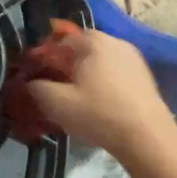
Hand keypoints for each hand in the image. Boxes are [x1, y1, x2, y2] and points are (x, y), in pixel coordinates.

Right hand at [25, 28, 176, 152]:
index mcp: (92, 41)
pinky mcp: (144, 76)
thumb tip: (29, 82)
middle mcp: (114, 41)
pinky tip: (99, 104)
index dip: (43, 59)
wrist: (147, 137)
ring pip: (98, 62)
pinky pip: (114, 73)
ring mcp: (133, 57)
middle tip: (55, 90)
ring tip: (76, 99)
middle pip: (80, 50)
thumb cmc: (99, 114)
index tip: (36, 78)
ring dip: (84, 76)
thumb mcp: (56, 103)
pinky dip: (103, 83)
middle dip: (65, 67)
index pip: (58, 41)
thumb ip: (36, 88)